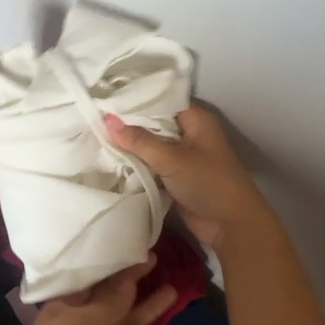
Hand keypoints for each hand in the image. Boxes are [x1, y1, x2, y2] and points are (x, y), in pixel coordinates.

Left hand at [0, 259, 176, 324]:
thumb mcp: (75, 321)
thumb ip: (106, 306)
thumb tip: (129, 284)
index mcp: (68, 307)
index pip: (97, 282)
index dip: (119, 269)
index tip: (142, 253)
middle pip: (116, 302)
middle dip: (137, 285)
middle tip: (162, 265)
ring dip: (149, 311)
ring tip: (173, 293)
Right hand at [106, 106, 271, 248]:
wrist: (231, 226)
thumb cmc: (208, 183)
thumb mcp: (171, 159)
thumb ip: (138, 140)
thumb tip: (106, 120)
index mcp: (195, 120)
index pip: (161, 100)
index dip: (135, 99)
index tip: (105, 98)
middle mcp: (188, 134)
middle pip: (153, 124)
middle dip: (127, 125)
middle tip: (93, 119)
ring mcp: (182, 157)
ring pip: (150, 147)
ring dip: (129, 148)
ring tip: (94, 137)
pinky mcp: (175, 178)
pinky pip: (150, 166)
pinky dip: (135, 166)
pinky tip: (108, 161)